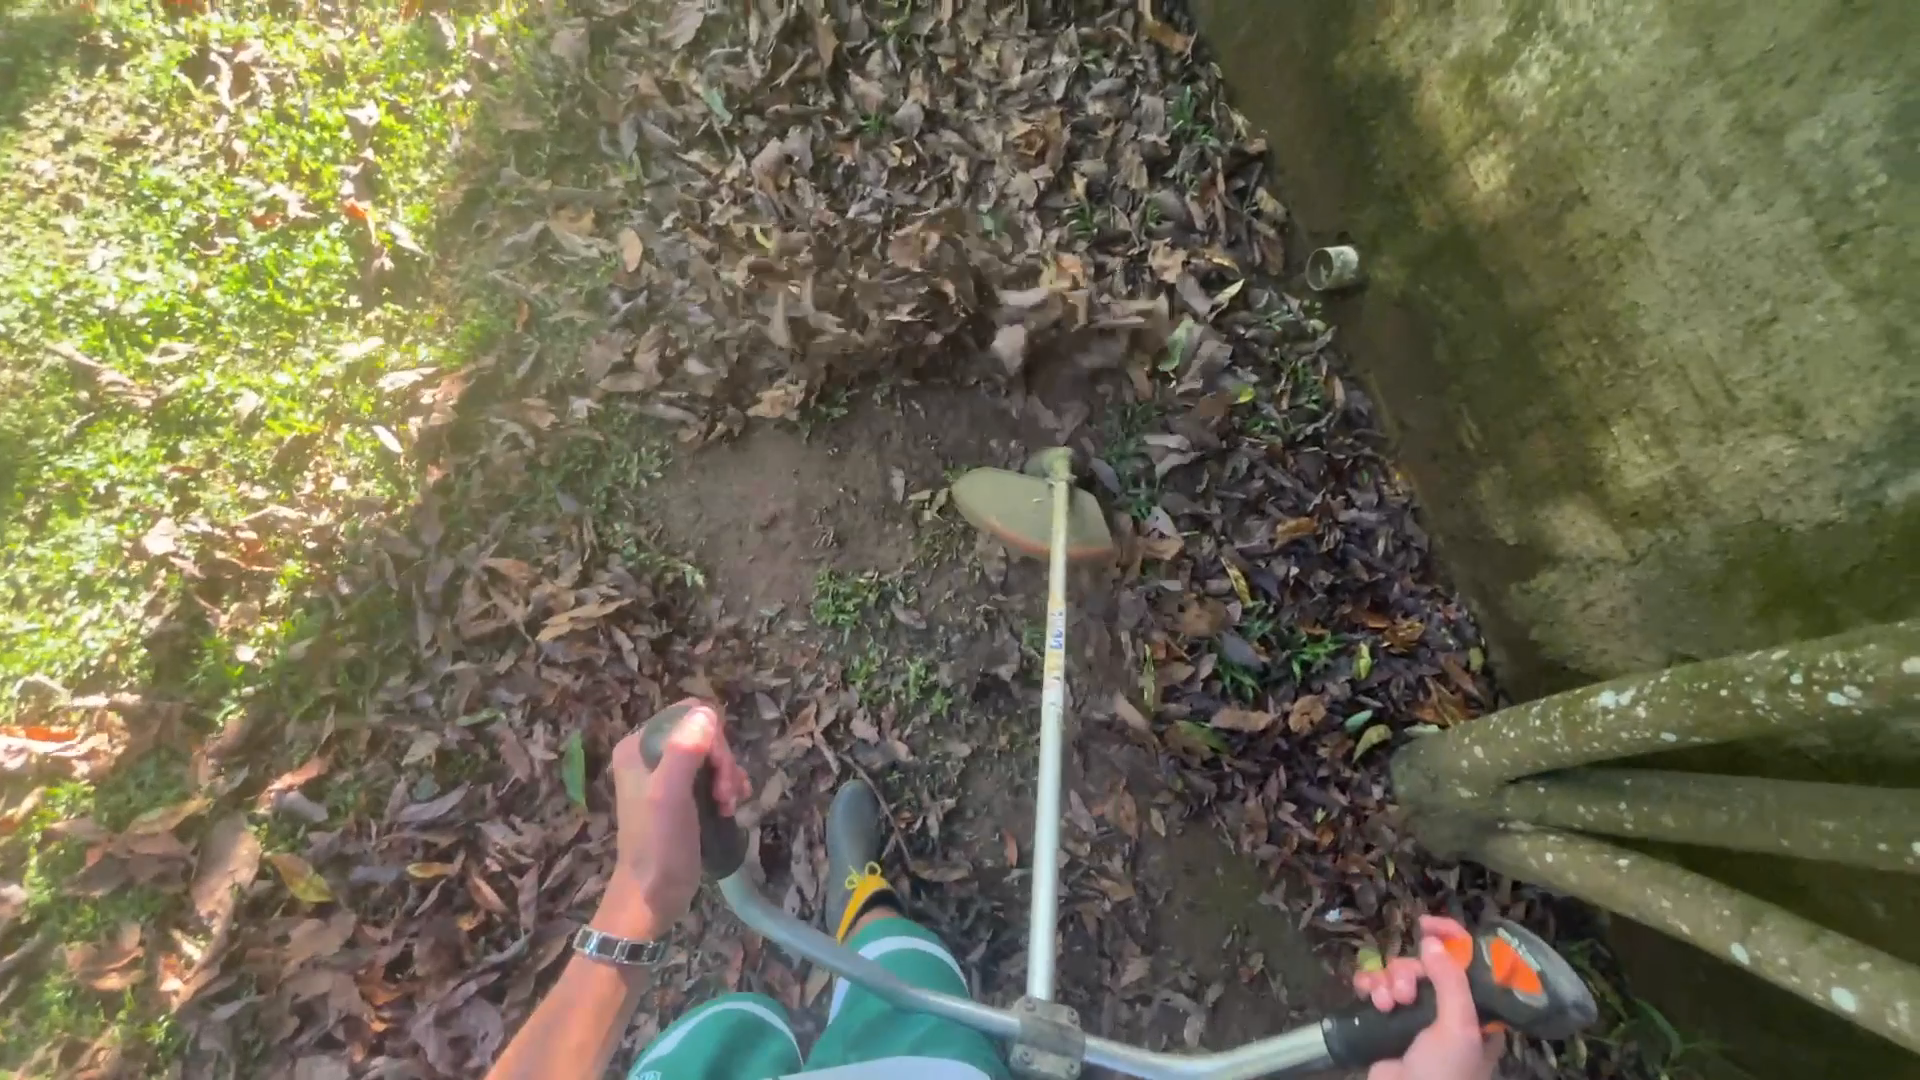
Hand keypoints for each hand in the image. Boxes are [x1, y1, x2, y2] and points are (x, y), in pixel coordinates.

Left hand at [595, 700, 750, 937]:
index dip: (712, 737)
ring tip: (729, 804)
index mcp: (638, 746)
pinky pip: (713, 773)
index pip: (688, 714)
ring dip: (728, 776)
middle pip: (704, 734)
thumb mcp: (669, 794)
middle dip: (722, 762)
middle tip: (726, 794)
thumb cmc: (658, 845)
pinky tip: (732, 806)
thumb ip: (684, 750)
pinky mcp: (681, 794)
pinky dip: (727, 786)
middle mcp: (649, 754)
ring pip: (713, 754)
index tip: (719, 769)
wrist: (653, 897)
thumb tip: (707, 711)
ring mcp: (665, 775)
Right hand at [1350, 915, 1501, 1079]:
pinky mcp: (1388, 1020)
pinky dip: (1369, 985)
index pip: (1469, 964)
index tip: (1426, 925)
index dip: (1451, 939)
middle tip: (1403, 995)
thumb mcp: (1459, 1029)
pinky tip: (1368, 998)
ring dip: (1386, 982)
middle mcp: (1447, 1011)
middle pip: (1424, 966)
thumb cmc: (1446, 1074)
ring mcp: (1416, 1016)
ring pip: (1397, 974)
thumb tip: (1432, 940)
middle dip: (1407, 973)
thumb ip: (1451, 983)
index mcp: (1476, 1013)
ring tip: (1385, 1004)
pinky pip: (1375, 986)